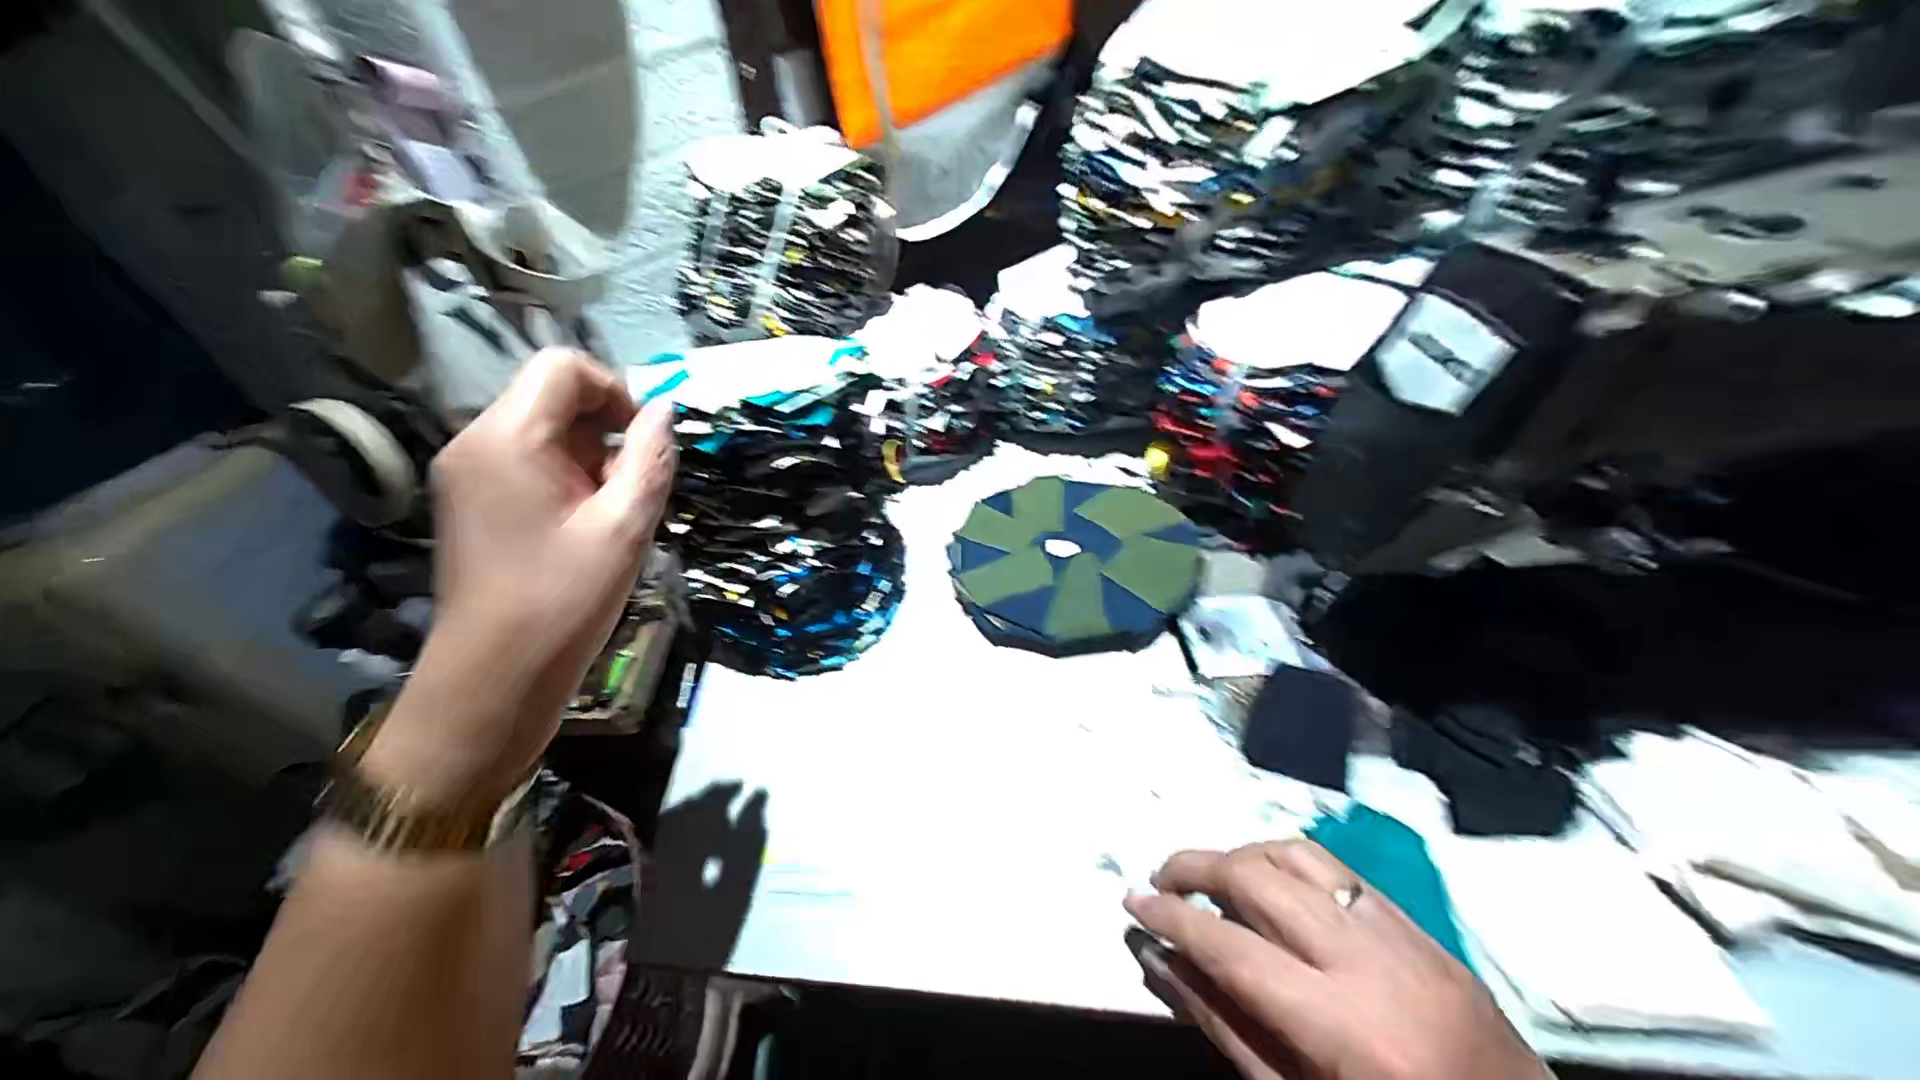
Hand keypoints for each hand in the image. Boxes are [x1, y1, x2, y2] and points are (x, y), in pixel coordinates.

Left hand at [363, 348, 675, 802]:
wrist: (496, 675)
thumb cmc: (564, 599)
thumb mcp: (625, 526)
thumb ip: (650, 458)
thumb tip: (664, 409)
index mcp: (506, 439)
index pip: (563, 367)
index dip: (615, 390)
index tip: (644, 441)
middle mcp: (475, 442)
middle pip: (552, 397)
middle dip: (605, 431)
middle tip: (629, 491)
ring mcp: (468, 472)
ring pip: (544, 431)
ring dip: (591, 458)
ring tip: (609, 516)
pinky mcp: (472, 499)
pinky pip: (528, 461)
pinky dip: (567, 478)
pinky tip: (584, 526)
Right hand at [1125, 840, 1544, 1079]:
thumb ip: (1224, 1027)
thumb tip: (1163, 961)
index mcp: (1343, 1028)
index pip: (1229, 947)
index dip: (1171, 918)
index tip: (1133, 903)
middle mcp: (1372, 963)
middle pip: (1259, 878)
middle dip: (1195, 867)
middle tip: (1160, 881)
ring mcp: (1404, 936)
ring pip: (1299, 854)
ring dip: (1241, 854)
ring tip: (1212, 877)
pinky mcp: (1422, 928)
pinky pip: (1339, 870)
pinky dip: (1288, 863)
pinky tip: (1270, 884)